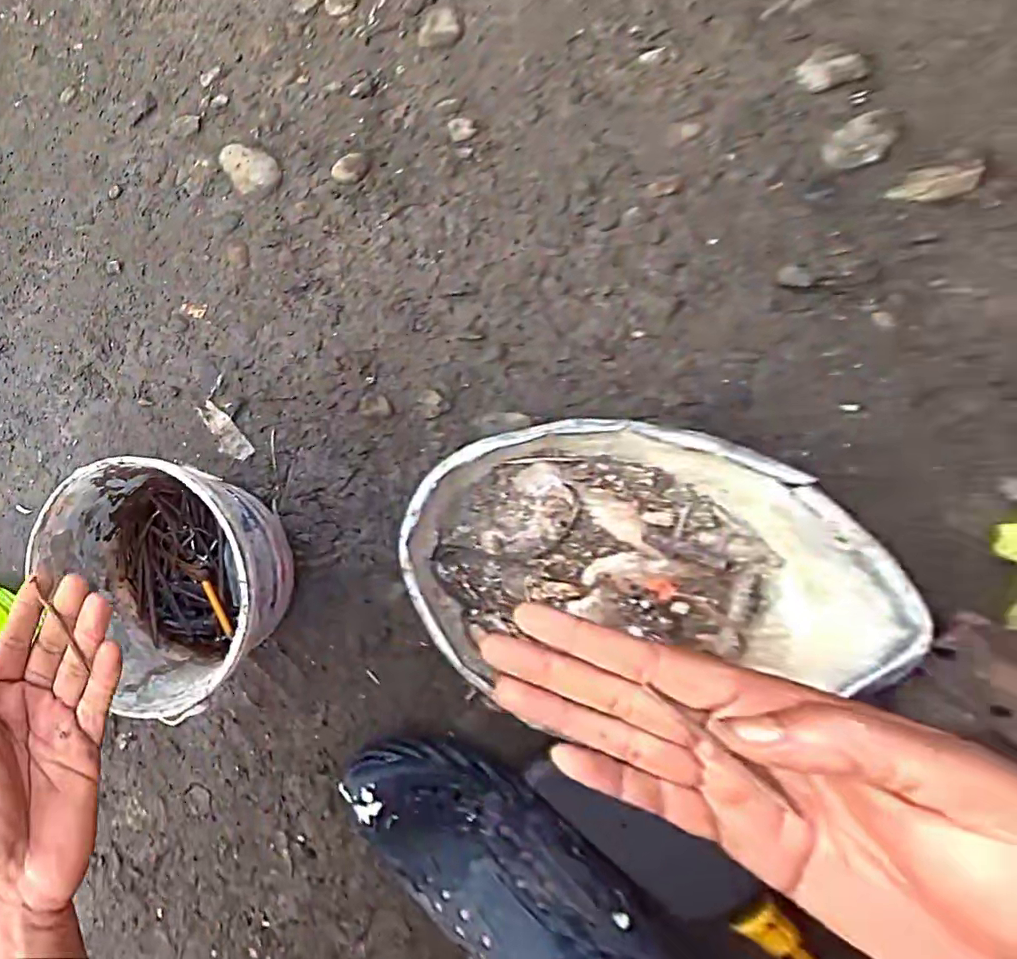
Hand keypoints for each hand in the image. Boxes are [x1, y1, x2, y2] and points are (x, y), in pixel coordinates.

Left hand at [0, 575, 122, 958]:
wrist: (7, 882)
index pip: (12, 646)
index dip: (26, 613)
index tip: (38, 583)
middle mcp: (26, 709)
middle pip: (50, 651)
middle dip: (63, 616)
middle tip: (76, 584)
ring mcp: (57, 726)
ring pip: (76, 669)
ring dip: (87, 637)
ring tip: (97, 605)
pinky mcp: (83, 748)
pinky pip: (95, 704)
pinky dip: (104, 677)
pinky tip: (109, 650)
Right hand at [482, 603, 1016, 958]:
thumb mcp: (956, 784)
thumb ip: (843, 739)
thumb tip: (738, 720)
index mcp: (785, 718)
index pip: (663, 667)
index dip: (592, 641)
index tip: (539, 618)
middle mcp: (747, 742)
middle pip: (625, 695)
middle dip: (554, 667)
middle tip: (496, 646)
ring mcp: (741, 788)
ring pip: (625, 738)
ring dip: (562, 713)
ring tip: (507, 690)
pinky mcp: (745, 835)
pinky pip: (656, 798)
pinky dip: (606, 777)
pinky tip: (566, 756)